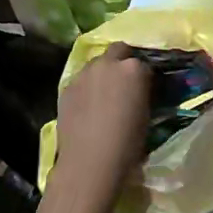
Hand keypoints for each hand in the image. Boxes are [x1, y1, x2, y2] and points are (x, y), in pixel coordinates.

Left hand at [50, 43, 151, 212]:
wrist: (90, 162)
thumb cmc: (127, 144)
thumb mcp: (146, 115)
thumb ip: (142, 94)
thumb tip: (139, 91)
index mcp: (134, 69)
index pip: (144, 63)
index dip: (145, 75)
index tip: (145, 87)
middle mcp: (108, 64)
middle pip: (119, 51)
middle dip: (123, 61)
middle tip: (126, 82)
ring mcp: (84, 73)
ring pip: (97, 64)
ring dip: (103, 73)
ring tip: (104, 94)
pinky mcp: (66, 87)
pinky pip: (81, 80)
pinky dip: (87, 87)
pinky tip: (88, 106)